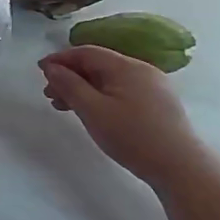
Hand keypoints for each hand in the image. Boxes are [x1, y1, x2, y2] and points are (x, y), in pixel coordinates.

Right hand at [39, 46, 214, 191]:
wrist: (180, 167)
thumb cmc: (131, 135)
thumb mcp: (91, 109)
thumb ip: (68, 85)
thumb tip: (51, 67)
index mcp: (127, 67)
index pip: (87, 53)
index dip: (60, 58)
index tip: (39, 70)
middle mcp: (142, 71)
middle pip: (97, 65)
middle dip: (69, 76)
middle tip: (49, 94)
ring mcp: (152, 87)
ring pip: (108, 79)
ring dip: (82, 88)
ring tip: (63, 106)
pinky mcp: (156, 104)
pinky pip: (120, 91)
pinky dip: (99, 96)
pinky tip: (89, 112)